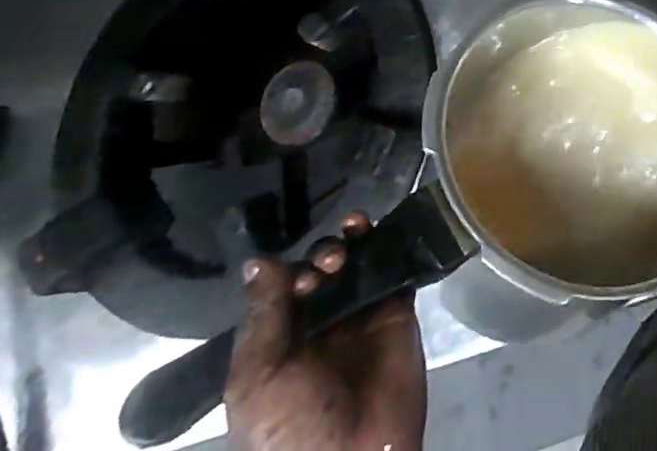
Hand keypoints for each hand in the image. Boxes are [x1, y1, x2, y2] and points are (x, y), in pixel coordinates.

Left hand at [225, 213, 426, 450]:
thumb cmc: (291, 427)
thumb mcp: (258, 378)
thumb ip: (263, 315)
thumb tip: (259, 260)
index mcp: (282, 342)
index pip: (284, 287)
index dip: (290, 271)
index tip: (301, 277)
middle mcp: (321, 324)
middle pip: (321, 269)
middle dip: (322, 254)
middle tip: (330, 263)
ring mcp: (361, 317)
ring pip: (357, 263)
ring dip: (352, 239)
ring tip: (354, 229)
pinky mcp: (398, 314)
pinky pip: (394, 272)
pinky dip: (389, 246)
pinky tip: (379, 230)